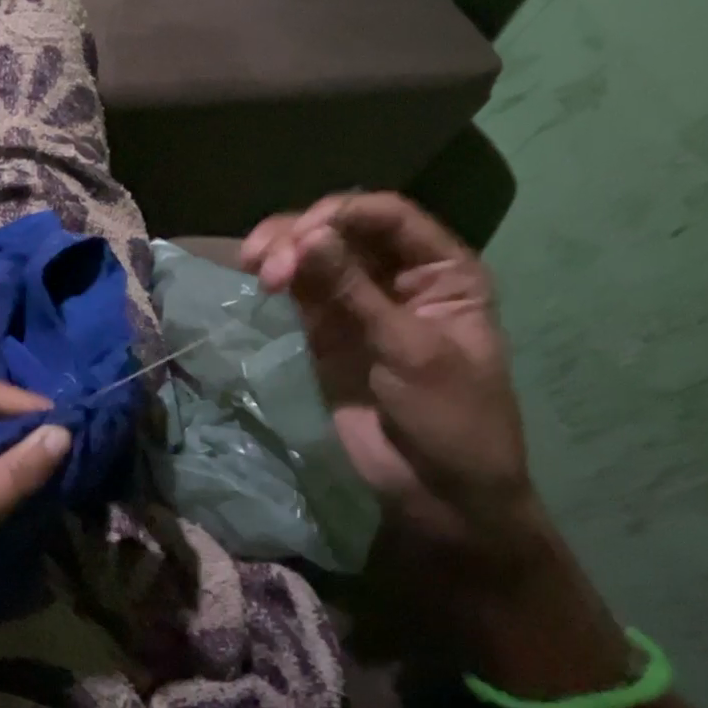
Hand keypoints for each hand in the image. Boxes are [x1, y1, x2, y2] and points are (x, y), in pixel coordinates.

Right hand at [241, 193, 536, 558]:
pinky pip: (299, 283)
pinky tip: (260, 277)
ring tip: (256, 268)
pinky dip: (278, 273)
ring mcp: (359, 298)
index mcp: (442, 272)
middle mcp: (398, 274)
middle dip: (301, 233)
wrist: (437, 494)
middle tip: (266, 261)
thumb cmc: (451, 420)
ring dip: (282, 249)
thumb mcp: (410, 351)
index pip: (389, 216)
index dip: (343, 213)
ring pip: (313, 250)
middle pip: (343, 226)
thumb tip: (305, 236)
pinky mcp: (326, 325)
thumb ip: (354, 290)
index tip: (303, 235)